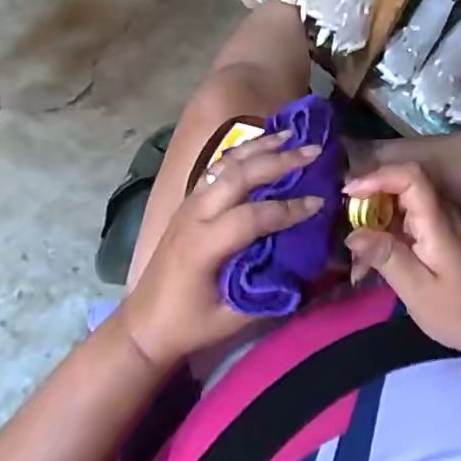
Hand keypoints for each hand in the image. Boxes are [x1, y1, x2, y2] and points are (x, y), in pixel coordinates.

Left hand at [119, 130, 326, 368]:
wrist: (141, 325)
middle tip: (313, 151)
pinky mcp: (189, 200)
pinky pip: (219, 167)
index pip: (252, 216)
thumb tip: (308, 265)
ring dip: (261, 147)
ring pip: (228, 164)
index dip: (288, 209)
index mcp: (203, 246)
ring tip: (292, 134)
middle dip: (280, 161)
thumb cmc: (187, 325)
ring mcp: (190, 203)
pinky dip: (244, 152)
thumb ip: (269, 290)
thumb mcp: (231, 319)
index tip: (319, 202)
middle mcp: (195, 215)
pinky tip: (264, 144)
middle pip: (240, 175)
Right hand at [342, 163, 460, 358]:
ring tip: (350, 243)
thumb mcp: (419, 292)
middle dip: (367, 195)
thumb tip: (352, 233)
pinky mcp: (436, 234)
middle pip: (401, 183)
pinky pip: (405, 219)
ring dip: (373, 214)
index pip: (409, 176)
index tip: (348, 194)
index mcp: (437, 221)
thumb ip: (387, 258)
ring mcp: (439, 221)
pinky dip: (383, 230)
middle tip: (340, 220)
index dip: (377, 177)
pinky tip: (369, 257)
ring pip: (400, 201)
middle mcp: (439, 212)